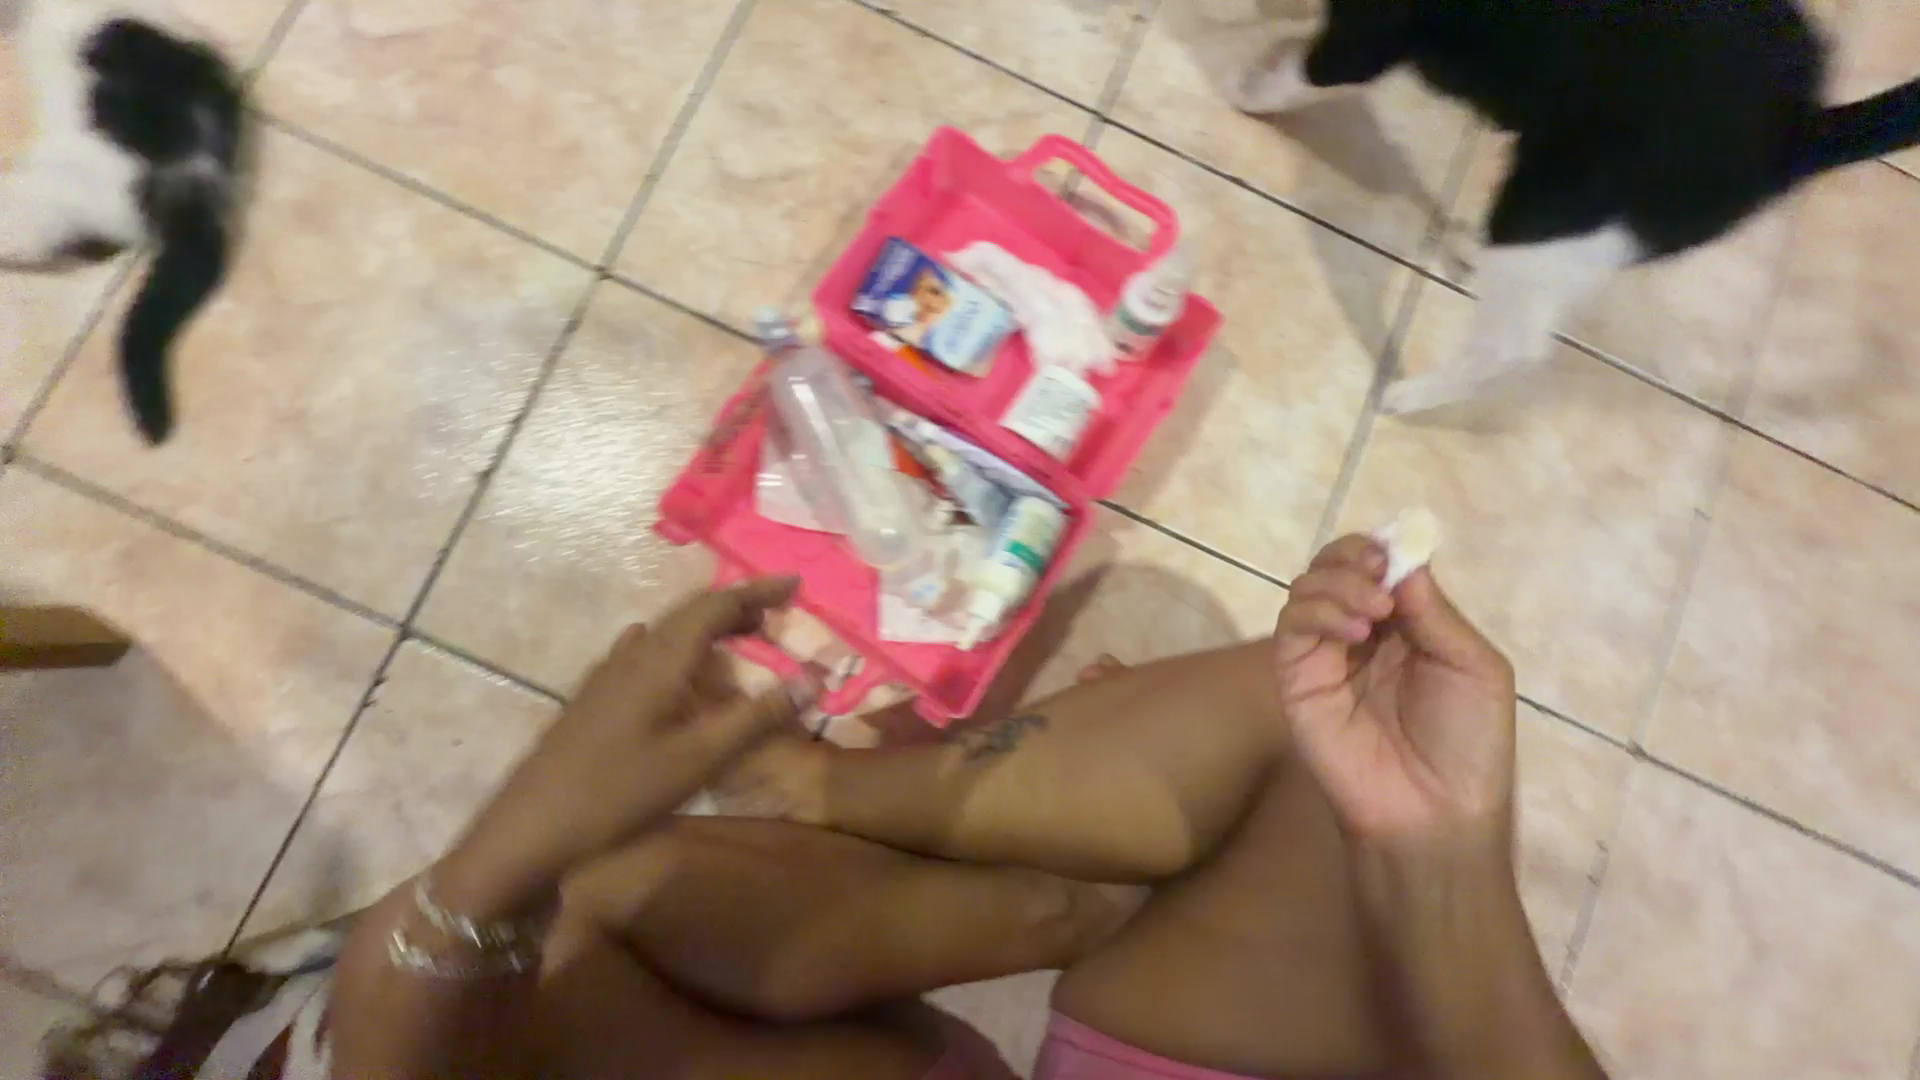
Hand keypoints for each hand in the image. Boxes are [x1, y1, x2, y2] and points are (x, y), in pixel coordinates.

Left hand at [437, 578, 814, 916]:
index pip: (717, 604)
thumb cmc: (618, 792)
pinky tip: (678, 666)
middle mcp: (634, 653)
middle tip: (778, 614)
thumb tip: (813, 678)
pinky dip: (681, 648)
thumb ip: (758, 716)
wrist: (526, 832)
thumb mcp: (699, 758)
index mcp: (661, 658)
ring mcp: (609, 673)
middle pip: (692, 612)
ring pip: (669, 631)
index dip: (758, 590)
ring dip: (710, 626)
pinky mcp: (596, 696)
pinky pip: (648, 651)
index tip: (796, 584)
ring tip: (742, 637)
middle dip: (738, 605)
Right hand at [1274, 536, 1516, 850]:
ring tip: (1372, 612)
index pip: (1377, 566)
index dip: (1379, 549)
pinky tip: (1354, 631)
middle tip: (1376, 575)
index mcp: (1405, 624)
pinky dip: (1317, 613)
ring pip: (1305, 588)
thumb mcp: (1474, 668)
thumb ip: (1435, 614)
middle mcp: (1360, 629)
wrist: (1432, 807)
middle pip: (1333, 567)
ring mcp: (1323, 651)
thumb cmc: (1467, 741)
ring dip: (1336, 584)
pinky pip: (1291, 625)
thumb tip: (1401, 561)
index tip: (1392, 554)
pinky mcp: (1295, 674)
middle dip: (1351, 558)